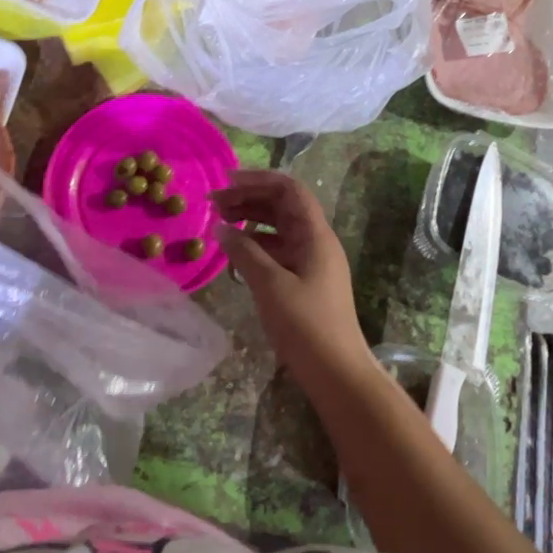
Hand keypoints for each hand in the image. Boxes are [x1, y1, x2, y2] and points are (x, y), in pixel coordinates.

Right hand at [213, 170, 371, 381]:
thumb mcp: (270, 285)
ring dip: (252, 220)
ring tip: (221, 222)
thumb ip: (245, 252)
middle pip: (283, 206)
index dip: (259, 180)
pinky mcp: (306, 281)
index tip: (227, 182)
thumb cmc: (306, 325)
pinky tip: (236, 252)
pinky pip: (279, 249)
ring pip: (280, 227)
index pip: (289, 190)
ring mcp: (312, 262)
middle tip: (215, 203)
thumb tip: (222, 228)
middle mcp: (316, 241)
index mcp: (316, 235)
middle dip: (250, 198)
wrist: (337, 372)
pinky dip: (257, 243)